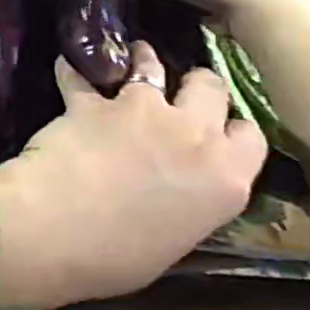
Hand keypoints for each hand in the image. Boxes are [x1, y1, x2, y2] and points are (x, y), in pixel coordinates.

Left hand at [0, 43, 266, 306]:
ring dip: (141, 58)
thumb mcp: (174, 241)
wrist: (59, 229)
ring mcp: (142, 111)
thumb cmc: (117, 257)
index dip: (230, 128)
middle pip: (210, 89)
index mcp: (226, 180)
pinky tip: (66, 62)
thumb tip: (169, 198)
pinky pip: (80, 76)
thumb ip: (185, 205)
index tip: (216, 126)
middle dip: (197, 83)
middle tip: (180, 85)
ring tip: (131, 53)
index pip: (249, 137)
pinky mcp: (92, 102)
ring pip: (151, 65)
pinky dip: (72, 69)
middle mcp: (193, 136)